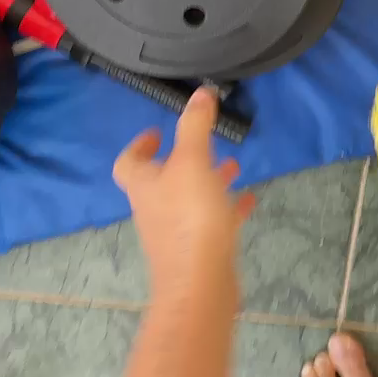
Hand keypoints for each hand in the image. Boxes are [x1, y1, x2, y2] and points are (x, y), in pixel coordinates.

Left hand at [113, 89, 256, 298]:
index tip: (156, 132)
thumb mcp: (193, 161)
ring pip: (190, 199)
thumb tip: (200, 92)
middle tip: (202, 144)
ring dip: (208, 180)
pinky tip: (248, 198)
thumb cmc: (190, 217)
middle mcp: (155, 208)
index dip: (139, 146)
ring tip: (233, 165)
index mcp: (145, 185)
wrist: (200, 283)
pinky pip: (213, 220)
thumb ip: (196, 126)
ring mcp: (177, 231)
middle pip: (161, 181)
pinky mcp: (200, 249)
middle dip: (182, 160)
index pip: (128, 162)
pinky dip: (228, 206)